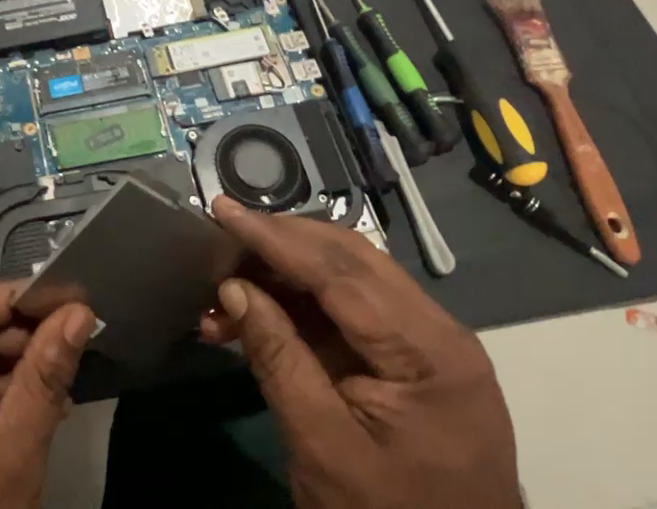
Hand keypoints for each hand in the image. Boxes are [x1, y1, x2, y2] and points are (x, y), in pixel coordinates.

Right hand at [202, 196, 520, 508]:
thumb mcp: (324, 447)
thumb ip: (279, 359)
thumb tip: (233, 288)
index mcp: (429, 353)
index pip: (341, 273)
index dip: (275, 238)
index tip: (221, 209)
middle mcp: (439, 333)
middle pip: (349, 261)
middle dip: (279, 245)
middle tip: (217, 244)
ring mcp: (429, 347)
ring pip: (348, 280)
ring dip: (284, 277)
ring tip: (223, 291)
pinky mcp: (412, 364)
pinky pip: (351, 316)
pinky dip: (301, 308)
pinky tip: (255, 318)